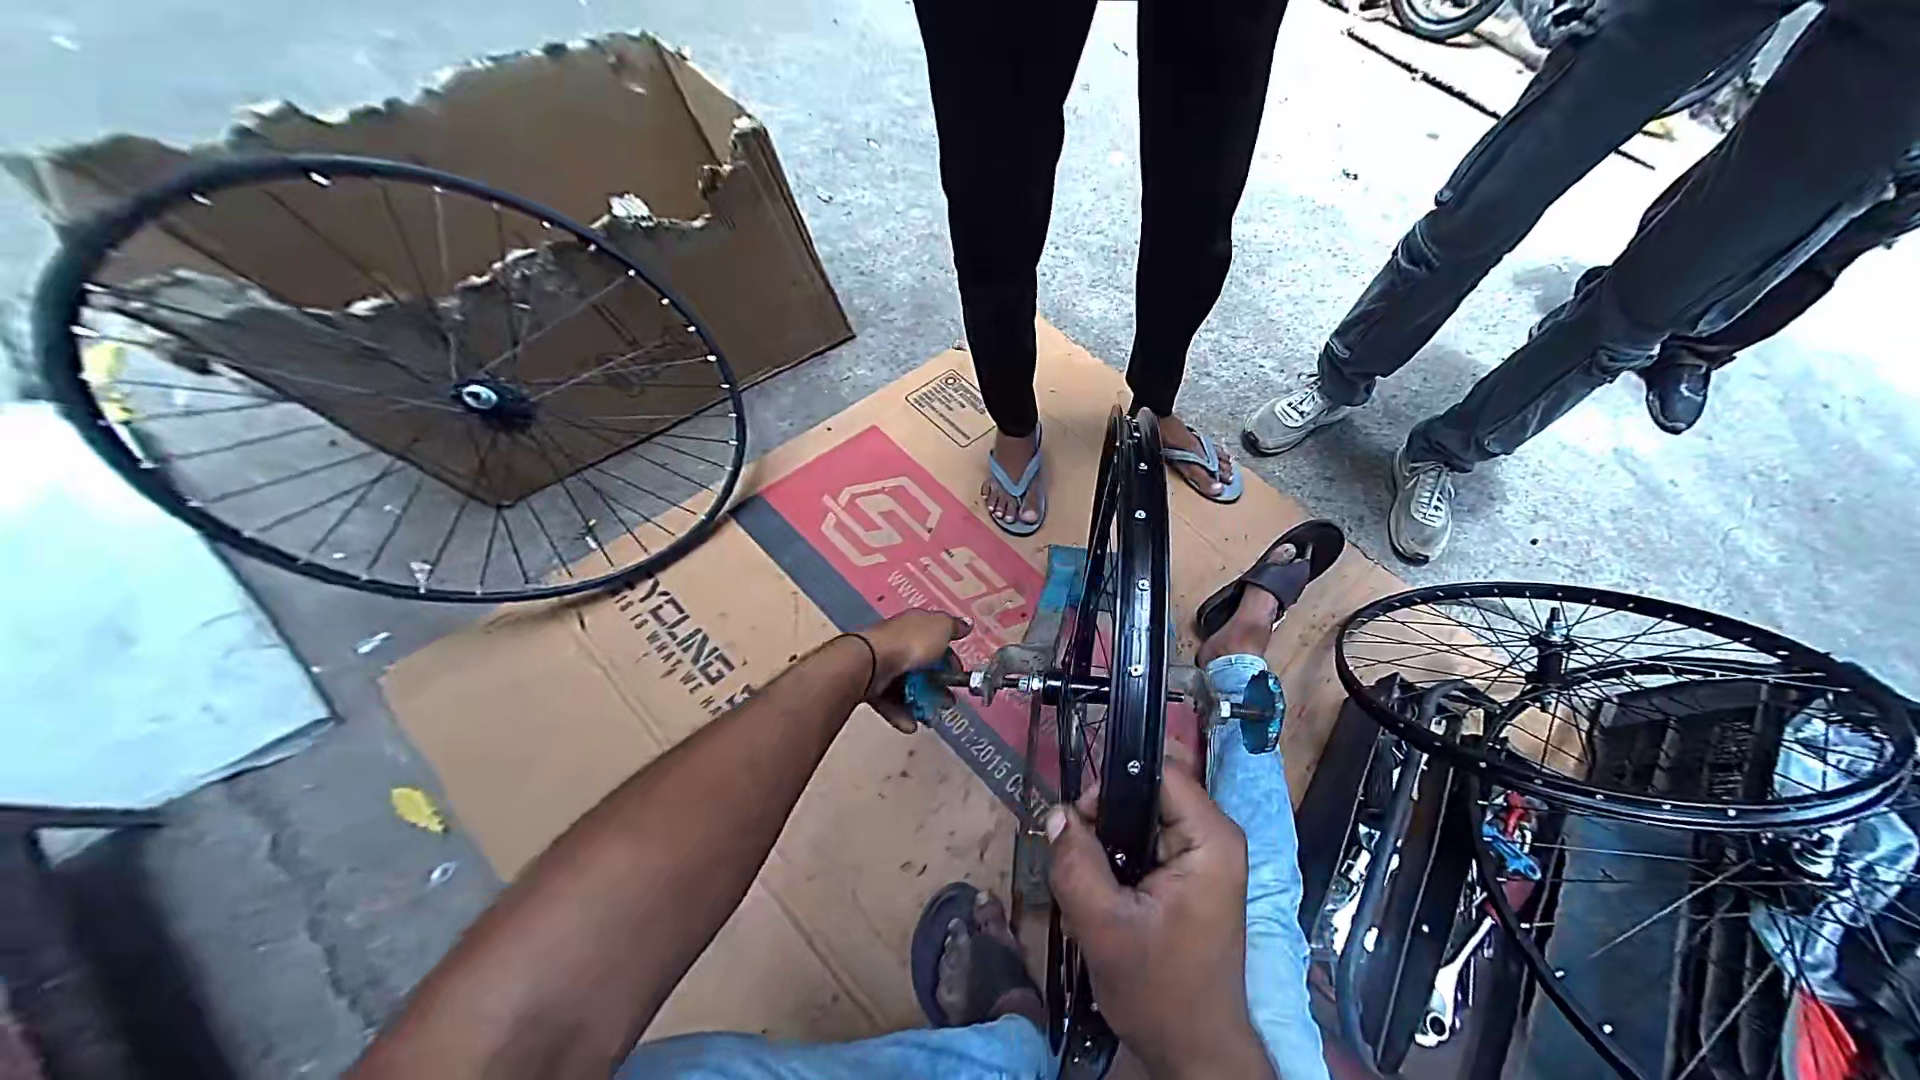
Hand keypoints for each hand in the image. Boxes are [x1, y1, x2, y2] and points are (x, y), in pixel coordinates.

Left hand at [856, 610, 970, 732]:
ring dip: (922, 703)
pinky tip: (912, 724)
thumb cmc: (910, 643)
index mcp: (914, 626)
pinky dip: (902, 714)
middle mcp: (898, 644)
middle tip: (948, 700)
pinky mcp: (872, 687)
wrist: (871, 663)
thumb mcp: (940, 627)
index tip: (959, 672)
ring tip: (932, 716)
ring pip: (907, 687)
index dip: (949, 657)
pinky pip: (890, 702)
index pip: (935, 640)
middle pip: (922, 667)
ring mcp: (883, 666)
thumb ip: (953, 626)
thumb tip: (966, 624)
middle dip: (938, 686)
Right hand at [1045, 769, 1274, 1079]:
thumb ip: (1074, 862)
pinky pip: (1146, 840)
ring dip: (1107, 840)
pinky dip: (1118, 857)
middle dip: (1105, 817)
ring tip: (1091, 880)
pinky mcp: (1191, 874)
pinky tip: (1106, 890)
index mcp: (1210, 839)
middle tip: (1078, 855)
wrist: (1193, 1052)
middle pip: (1147, 791)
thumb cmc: (1159, 992)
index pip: (1158, 771)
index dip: (1112, 784)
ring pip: (1141, 815)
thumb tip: (1056, 813)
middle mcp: (1215, 837)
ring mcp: (1204, 856)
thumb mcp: (1103, 927)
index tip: (1081, 818)